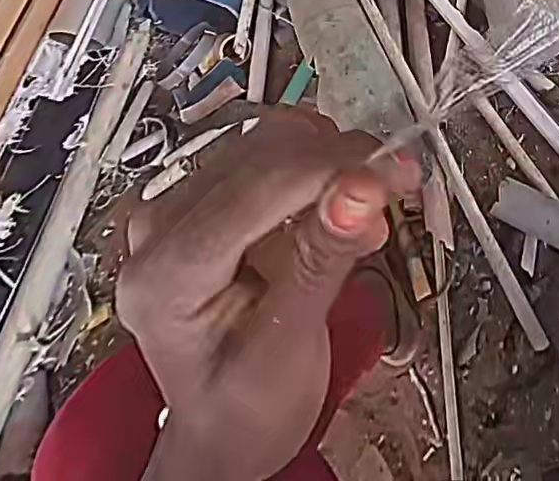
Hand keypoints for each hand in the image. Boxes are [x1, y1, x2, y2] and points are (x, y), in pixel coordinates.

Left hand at [116, 108, 417, 480]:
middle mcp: (159, 224)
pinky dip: (317, 161)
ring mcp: (179, 200)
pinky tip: (337, 199)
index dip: (332, 167)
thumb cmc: (246, 406)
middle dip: (342, 160)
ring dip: (332, 158)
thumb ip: (323, 261)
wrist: (224, 421)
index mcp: (165, 274)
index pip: (257, 186)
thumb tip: (361, 191)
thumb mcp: (289, 350)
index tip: (395, 168)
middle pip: (264, 153)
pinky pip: (269, 146)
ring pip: (271, 138)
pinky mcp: (206, 187)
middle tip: (399, 178)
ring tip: (366, 206)